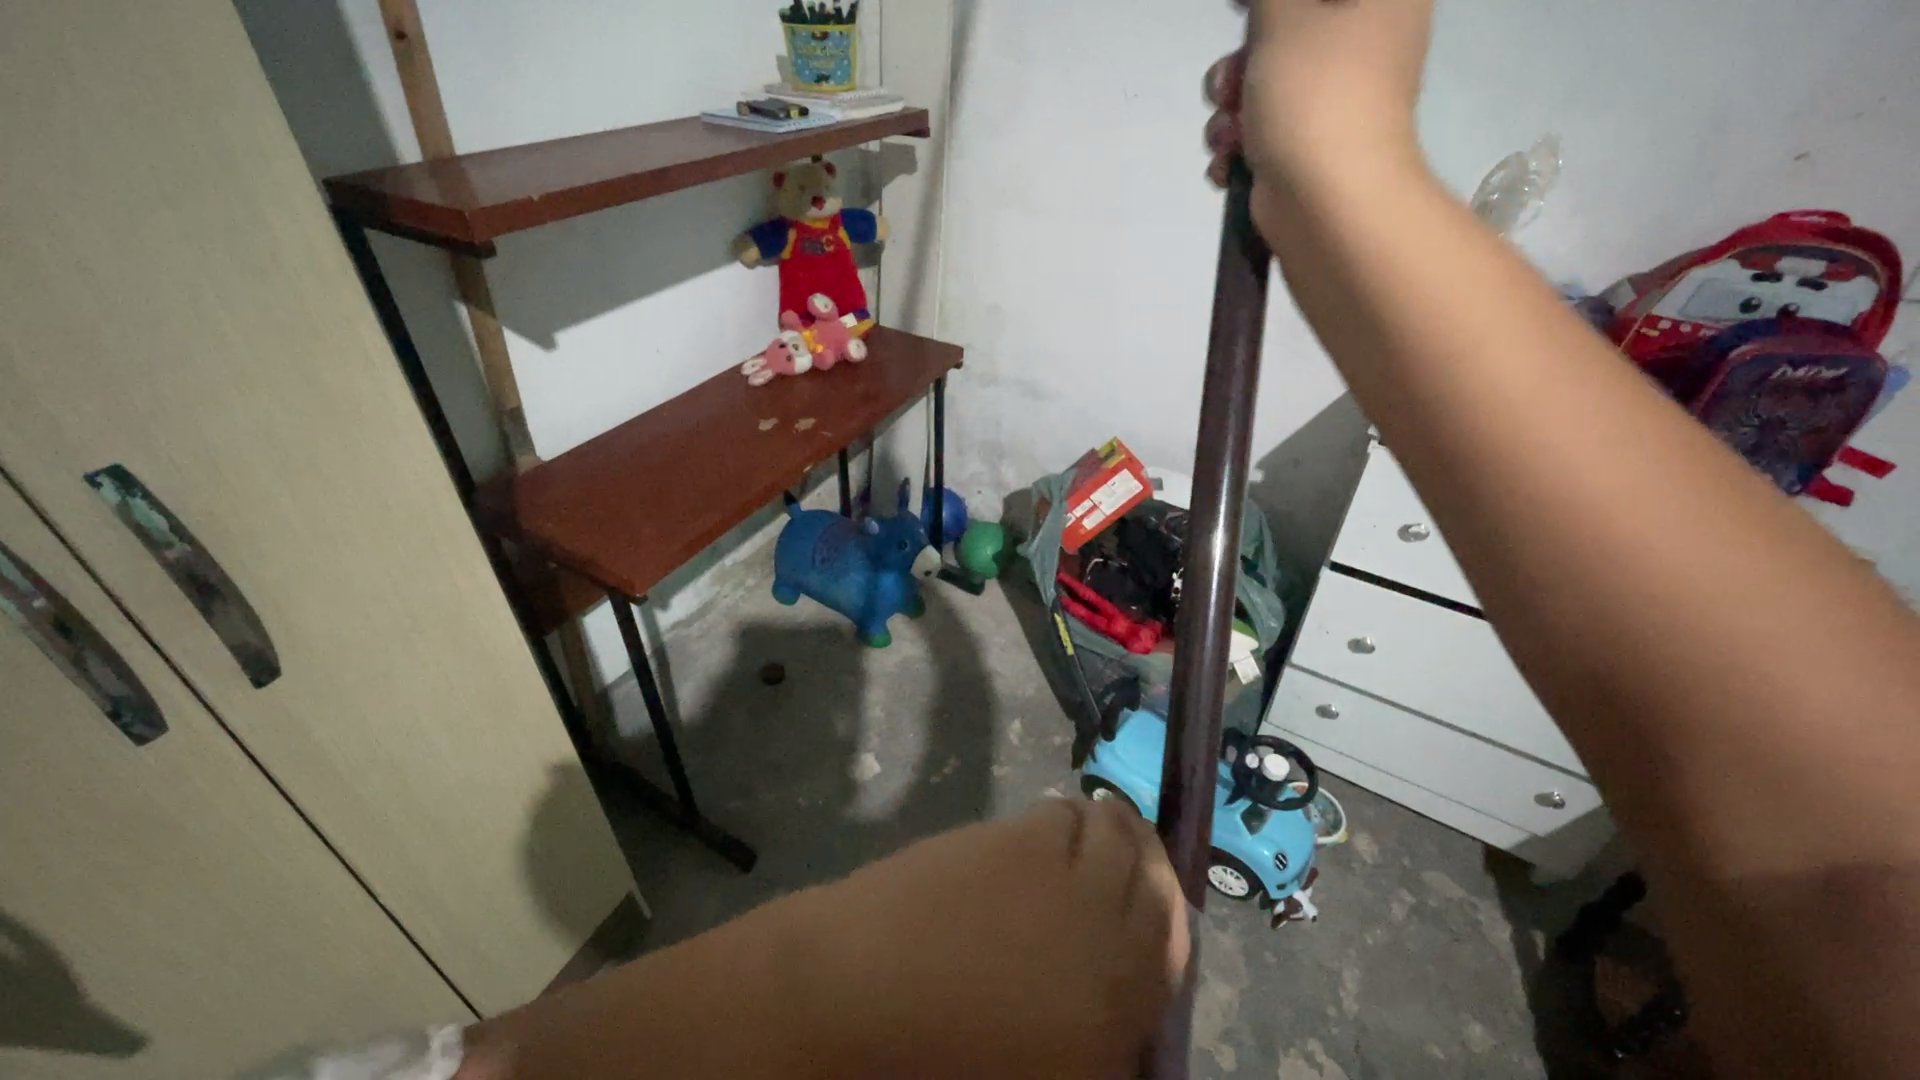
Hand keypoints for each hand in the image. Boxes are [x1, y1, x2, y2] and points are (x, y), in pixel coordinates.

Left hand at [780, 798, 1187, 1077]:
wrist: (854, 1001)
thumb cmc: (944, 1056)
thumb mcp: (1046, 1065)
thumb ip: (1097, 1037)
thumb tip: (1120, 1008)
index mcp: (1119, 1004)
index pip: (1175, 941)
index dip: (1172, 916)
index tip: (1160, 905)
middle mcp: (1107, 932)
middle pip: (1151, 874)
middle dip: (1148, 862)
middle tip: (1130, 857)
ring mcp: (1063, 878)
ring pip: (1111, 832)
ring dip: (1106, 832)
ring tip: (1086, 835)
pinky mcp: (1017, 840)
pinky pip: (1061, 813)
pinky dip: (1063, 818)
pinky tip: (1040, 832)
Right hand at [1205, 0, 1435, 190]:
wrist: (1330, 203)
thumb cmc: (1316, 96)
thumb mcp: (1284, 15)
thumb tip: (1262, 3)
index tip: (1235, 9)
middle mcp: (1365, 45)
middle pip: (1286, 31)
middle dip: (1239, 62)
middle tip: (1230, 83)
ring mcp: (1334, 103)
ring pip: (1265, 86)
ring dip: (1229, 110)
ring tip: (1228, 133)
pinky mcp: (1308, 148)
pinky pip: (1261, 132)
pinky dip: (1238, 146)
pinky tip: (1230, 162)